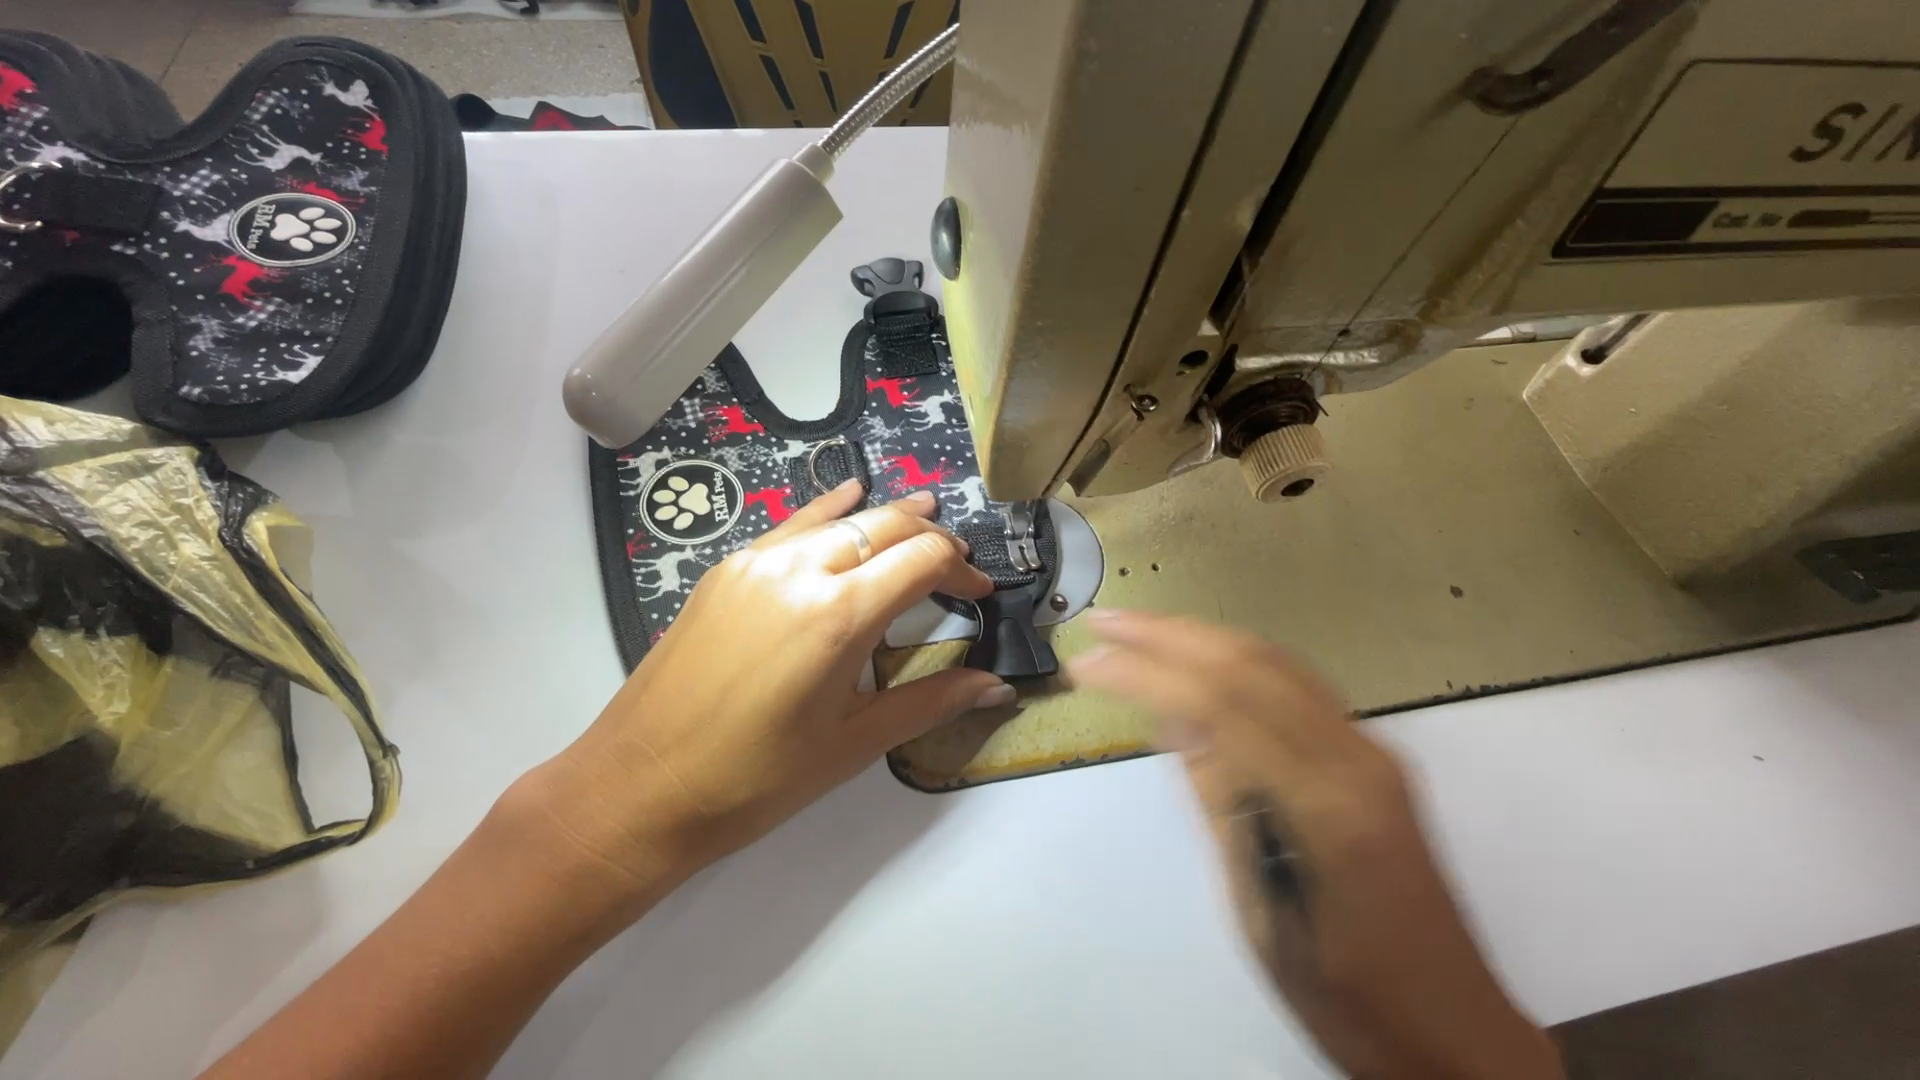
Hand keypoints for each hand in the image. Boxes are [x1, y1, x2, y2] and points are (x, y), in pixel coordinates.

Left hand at [518, 480, 1010, 912]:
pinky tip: (849, 496)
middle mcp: (799, 570)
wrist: (639, 788)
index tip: (980, 594)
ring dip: (886, 518)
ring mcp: (755, 563)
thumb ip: (930, 703)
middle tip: (957, 567)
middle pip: (885, 527)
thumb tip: (997, 688)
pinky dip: (829, 511)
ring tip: (924, 513)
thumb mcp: (852, 745)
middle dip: (931, 539)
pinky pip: (791, 525)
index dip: (961, 571)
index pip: (922, 559)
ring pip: (839, 519)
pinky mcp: (725, 571)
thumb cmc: (755, 780)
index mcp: (838, 615)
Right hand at [1070, 610, 1563, 1079]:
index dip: (1146, 674)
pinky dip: (1236, 663)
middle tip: (1103, 621)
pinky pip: (1296, 687)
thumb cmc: (1352, 1000)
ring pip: (1277, 664)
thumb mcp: (1266, 917)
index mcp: (1329, 806)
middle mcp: (1359, 760)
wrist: (1457, 1034)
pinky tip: (1198, 663)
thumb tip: (1173, 723)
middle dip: (1168, 634)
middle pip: (1250, 665)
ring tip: (1137, 628)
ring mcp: (1373, 753)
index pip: (1221, 707)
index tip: (1087, 662)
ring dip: (1201, 636)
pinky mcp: (1374, 759)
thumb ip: (1224, 809)